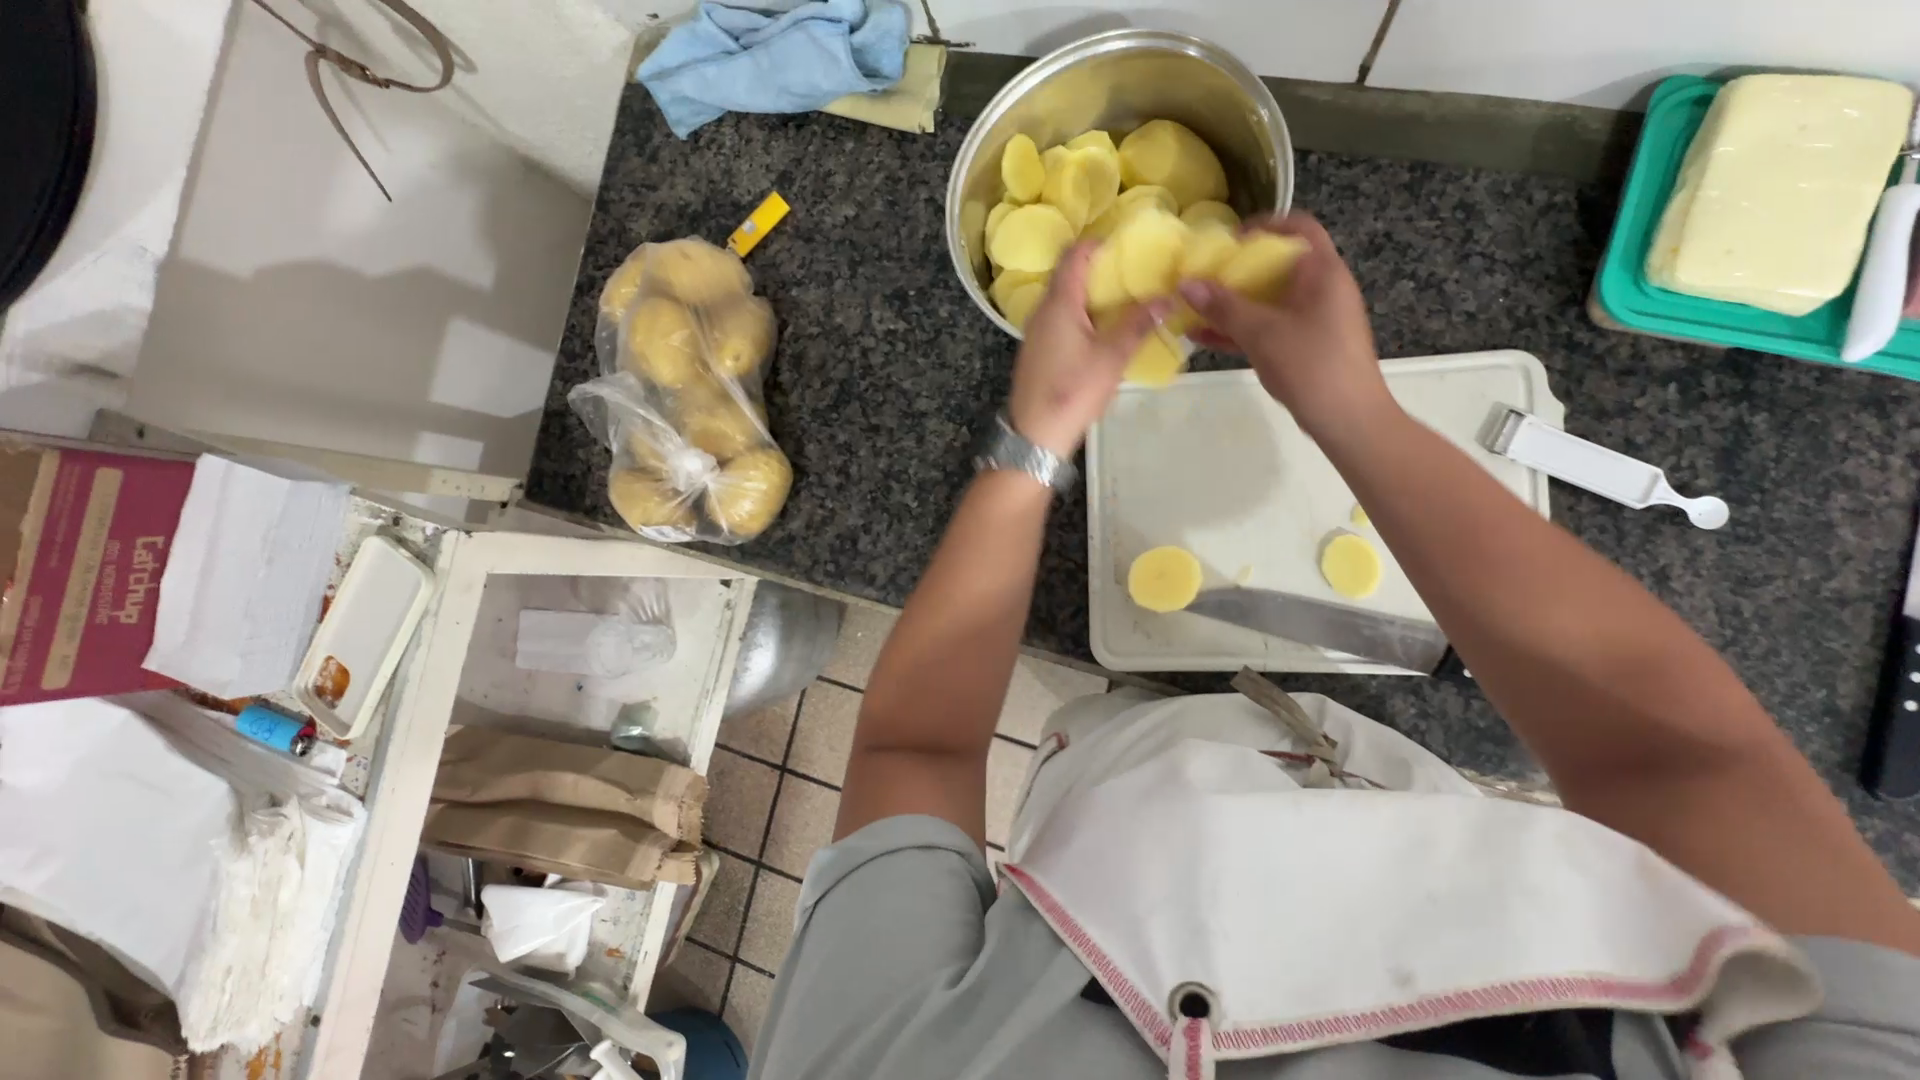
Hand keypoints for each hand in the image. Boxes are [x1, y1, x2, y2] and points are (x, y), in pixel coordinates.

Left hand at [1006, 242, 1170, 455]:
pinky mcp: (1037, 352)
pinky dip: (1080, 316)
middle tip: (1132, 273)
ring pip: (1063, 301)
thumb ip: (1138, 323)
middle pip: (1068, 276)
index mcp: (1059, 303)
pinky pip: (1059, 321)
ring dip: (1090, 296)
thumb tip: (1167, 297)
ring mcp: (1036, 332)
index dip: (1099, 243)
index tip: (1127, 245)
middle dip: (1099, 270)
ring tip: (1123, 301)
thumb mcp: (1112, 357)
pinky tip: (1101, 331)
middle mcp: (1042, 311)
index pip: (1074, 255)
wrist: (1035, 435)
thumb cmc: (1073, 391)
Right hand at [1179, 213, 1392, 435]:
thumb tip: (1185, 284)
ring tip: (1192, 309)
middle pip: (1276, 265)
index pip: (1298, 227)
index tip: (1227, 240)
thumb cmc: (1312, 365)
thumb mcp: (1262, 332)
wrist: (1348, 420)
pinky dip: (1239, 329)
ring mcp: (1313, 319)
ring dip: (1231, 304)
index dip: (1263, 225)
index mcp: (1322, 272)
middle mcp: (1321, 289)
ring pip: (1267, 300)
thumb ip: (1223, 307)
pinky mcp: (1304, 346)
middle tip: (1201, 276)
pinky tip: (1203, 337)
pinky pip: (1267, 328)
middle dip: (1235, 271)